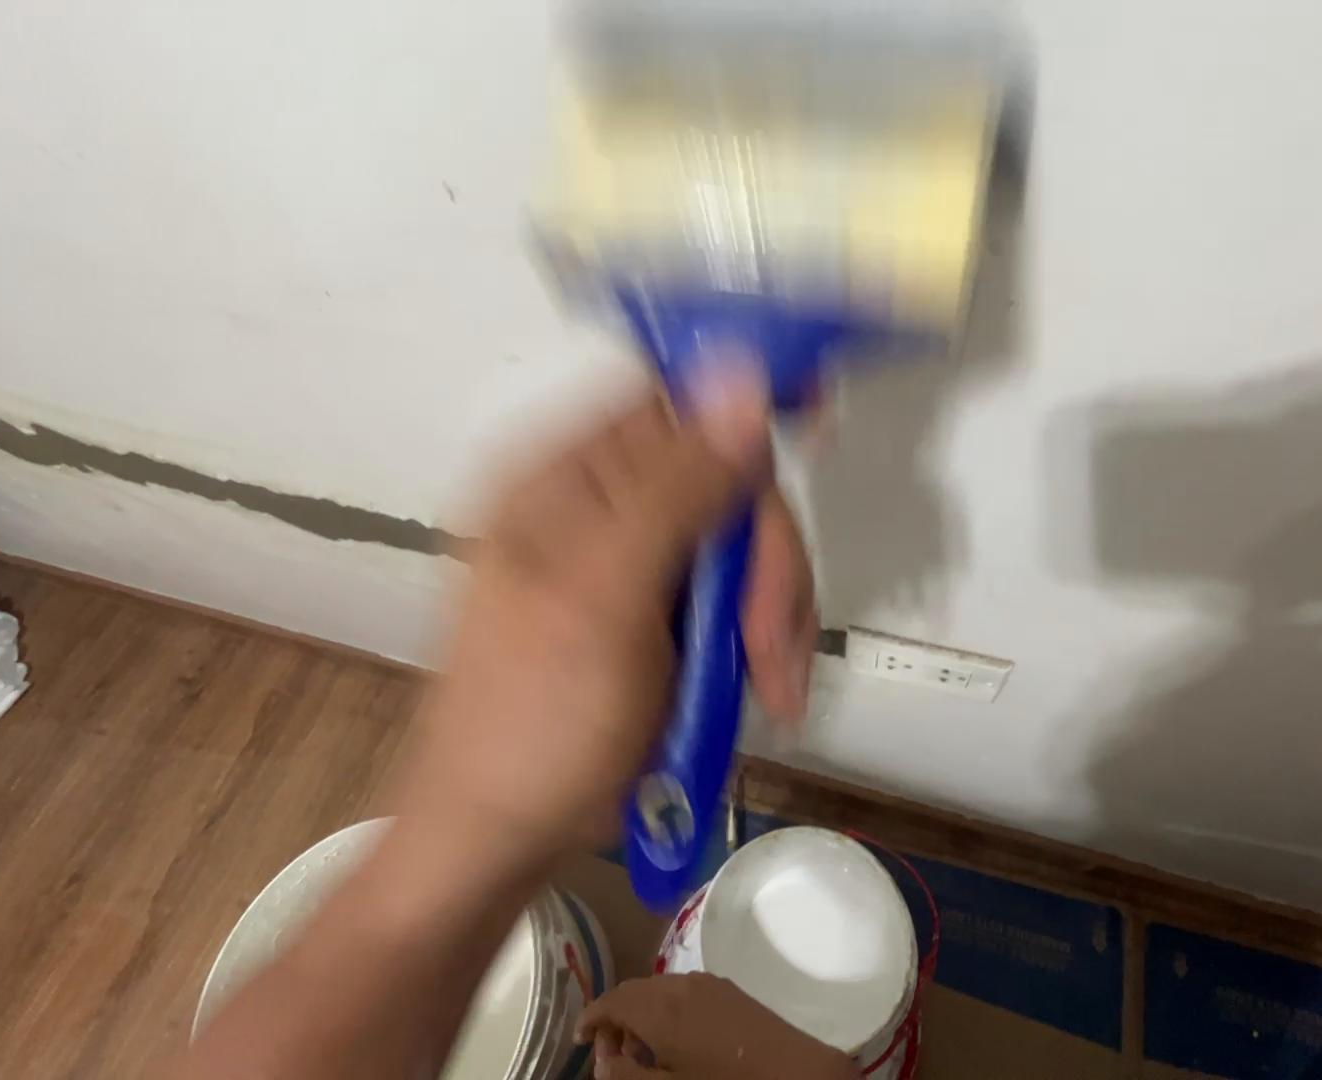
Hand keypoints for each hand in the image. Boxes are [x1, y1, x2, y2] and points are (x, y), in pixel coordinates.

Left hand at [402, 368, 817, 857]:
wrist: (502, 838)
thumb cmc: (535, 723)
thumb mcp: (606, 598)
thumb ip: (677, 490)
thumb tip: (742, 380)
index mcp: (561, 477)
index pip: (671, 400)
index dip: (741, 410)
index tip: (819, 422)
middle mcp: (597, 504)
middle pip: (725, 481)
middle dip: (763, 562)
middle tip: (768, 642)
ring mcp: (631, 560)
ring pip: (741, 544)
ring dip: (771, 613)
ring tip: (770, 686)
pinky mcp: (658, 611)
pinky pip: (736, 595)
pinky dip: (761, 639)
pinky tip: (758, 686)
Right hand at [577, 974, 859, 1079]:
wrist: (792, 1072)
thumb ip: (628, 1076)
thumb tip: (603, 1060)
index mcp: (661, 1007)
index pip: (613, 999)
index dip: (592, 1016)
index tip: (578, 1039)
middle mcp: (680, 984)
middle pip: (635, 991)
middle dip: (616, 1019)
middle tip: (612, 1058)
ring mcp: (706, 983)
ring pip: (659, 990)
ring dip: (642, 1015)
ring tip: (643, 1056)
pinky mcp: (727, 989)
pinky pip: (682, 992)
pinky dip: (666, 1011)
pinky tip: (675, 1044)